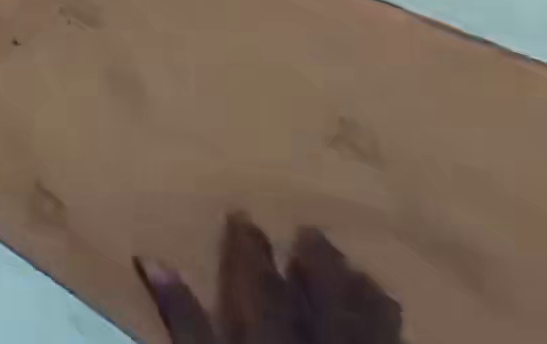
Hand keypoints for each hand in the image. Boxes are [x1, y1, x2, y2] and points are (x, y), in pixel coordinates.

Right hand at [136, 213, 401, 343]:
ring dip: (367, 301)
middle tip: (317, 232)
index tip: (246, 215)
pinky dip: (394, 337)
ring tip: (366, 274)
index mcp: (271, 338)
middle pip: (325, 304)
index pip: (263, 284)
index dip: (253, 249)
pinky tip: (396, 328)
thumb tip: (150, 258)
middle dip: (320, 267)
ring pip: (368, 332)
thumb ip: (183, 317)